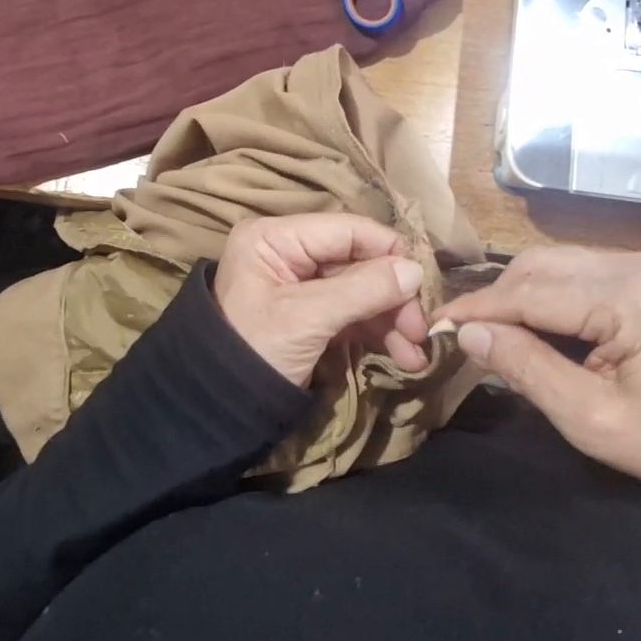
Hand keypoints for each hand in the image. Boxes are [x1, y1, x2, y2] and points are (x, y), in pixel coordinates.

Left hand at [212, 214, 430, 386]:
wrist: (217, 410)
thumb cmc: (254, 351)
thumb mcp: (307, 318)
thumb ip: (363, 289)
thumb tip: (416, 270)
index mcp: (276, 238)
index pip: (348, 230)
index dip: (390, 252)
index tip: (423, 283)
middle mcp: (290, 253)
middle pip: (360, 262)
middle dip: (394, 298)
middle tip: (421, 331)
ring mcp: (302, 286)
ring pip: (362, 292)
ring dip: (393, 321)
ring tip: (416, 355)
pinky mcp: (313, 317)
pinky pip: (354, 315)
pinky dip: (379, 334)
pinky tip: (403, 357)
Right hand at [434, 247, 640, 499]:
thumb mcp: (588, 418)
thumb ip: (525, 369)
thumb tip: (468, 333)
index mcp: (631, 298)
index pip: (532, 293)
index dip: (477, 308)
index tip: (434, 325)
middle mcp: (639, 264)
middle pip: (540, 267)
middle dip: (495, 299)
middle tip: (459, 334)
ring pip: (555, 264)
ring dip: (517, 294)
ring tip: (488, 331)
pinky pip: (578, 273)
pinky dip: (544, 295)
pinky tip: (529, 323)